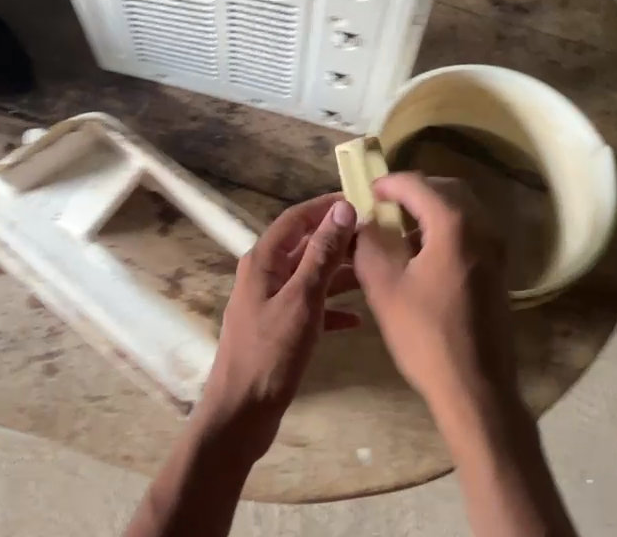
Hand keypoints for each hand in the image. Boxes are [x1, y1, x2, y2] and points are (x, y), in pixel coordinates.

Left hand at [195, 193, 358, 455]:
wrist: (241, 415)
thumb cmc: (270, 353)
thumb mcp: (302, 299)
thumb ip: (322, 254)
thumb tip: (341, 209)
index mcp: (263, 260)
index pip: (296, 218)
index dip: (325, 207)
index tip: (359, 202)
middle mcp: (264, 275)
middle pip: (304, 245)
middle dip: (337, 240)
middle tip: (375, 239)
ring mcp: (270, 303)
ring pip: (309, 276)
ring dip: (338, 273)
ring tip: (374, 272)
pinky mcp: (278, 329)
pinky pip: (309, 307)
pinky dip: (331, 308)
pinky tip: (357, 318)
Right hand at [353, 172, 516, 411]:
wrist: (477, 388)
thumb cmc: (427, 336)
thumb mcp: (384, 288)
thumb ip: (369, 246)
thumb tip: (362, 224)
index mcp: (454, 225)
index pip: (417, 185)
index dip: (389, 184)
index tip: (367, 192)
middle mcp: (482, 227)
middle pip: (446, 189)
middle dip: (413, 191)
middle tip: (384, 205)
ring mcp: (496, 249)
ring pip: (462, 209)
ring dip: (431, 209)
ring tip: (399, 229)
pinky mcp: (499, 269)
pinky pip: (471, 230)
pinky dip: (447, 228)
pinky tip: (423, 255)